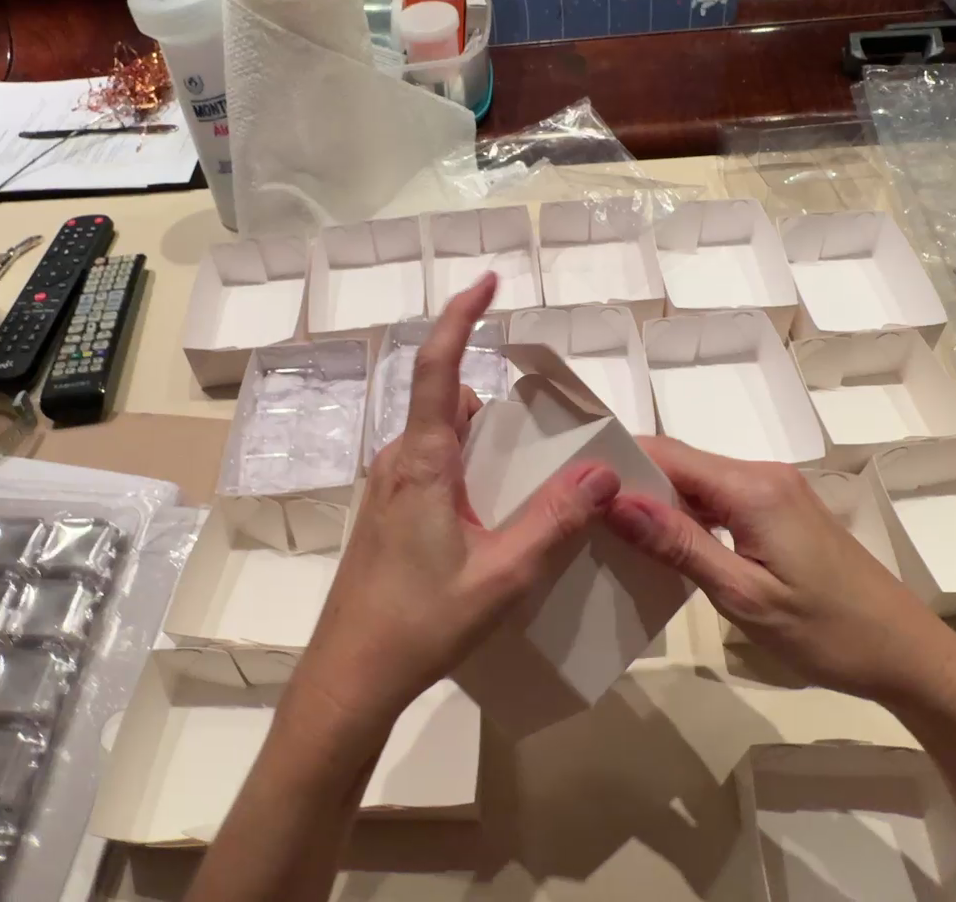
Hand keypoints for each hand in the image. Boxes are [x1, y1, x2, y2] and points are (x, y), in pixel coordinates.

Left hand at [294, 273, 622, 724]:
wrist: (351, 674)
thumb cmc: (421, 622)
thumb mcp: (503, 576)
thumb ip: (555, 522)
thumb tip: (604, 473)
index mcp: (422, 462)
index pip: (436, 367)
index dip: (461, 316)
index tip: (487, 279)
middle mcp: (399, 462)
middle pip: (446, 401)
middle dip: (495, 398)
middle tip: (549, 426)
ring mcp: (387, 488)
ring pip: (440, 437)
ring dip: (483, 439)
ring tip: (533, 473)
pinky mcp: (387, 513)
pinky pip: (433, 466)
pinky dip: (468, 466)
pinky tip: (497, 512)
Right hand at [603, 437, 955, 705]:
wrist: (907, 654)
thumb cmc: (826, 632)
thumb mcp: (744, 597)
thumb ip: (680, 545)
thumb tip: (617, 500)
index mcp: (752, 487)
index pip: (667, 453)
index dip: (619, 462)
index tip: (573, 485)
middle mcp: (761, 474)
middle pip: (680, 462)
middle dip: (632, 481)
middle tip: (582, 513)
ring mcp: (773, 490)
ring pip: (697, 481)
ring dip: (656, 500)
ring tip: (609, 530)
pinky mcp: (779, 509)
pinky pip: (718, 499)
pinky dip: (685, 515)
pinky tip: (662, 543)